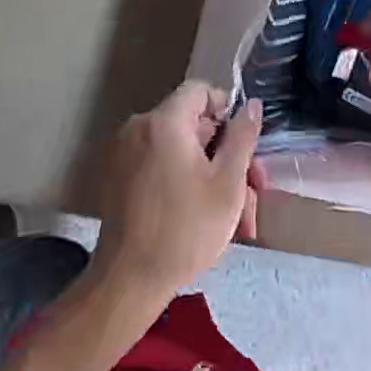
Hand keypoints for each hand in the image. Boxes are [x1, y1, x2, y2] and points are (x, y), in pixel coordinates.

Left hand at [89, 81, 265, 301]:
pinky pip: (159, 166)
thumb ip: (242, 137)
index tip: (246, 143)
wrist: (129, 279)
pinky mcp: (118, 176)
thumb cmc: (186, 229)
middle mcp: (138, 128)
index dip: (228, 109)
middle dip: (228, 157)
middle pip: (193, 126)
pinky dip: (184, 183)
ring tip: (237, 220)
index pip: (200, 91)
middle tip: (253, 193)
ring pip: (180, 152)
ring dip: (212, 177)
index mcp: (163, 122)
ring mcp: (123, 153)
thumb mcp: (228, 183)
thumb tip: (251, 106)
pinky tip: (207, 218)